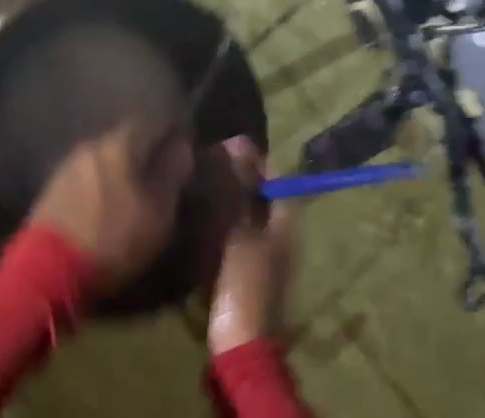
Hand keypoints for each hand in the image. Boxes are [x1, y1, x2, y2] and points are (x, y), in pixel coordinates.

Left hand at [28, 122, 196, 291]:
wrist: (48, 268)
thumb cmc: (112, 239)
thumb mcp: (157, 215)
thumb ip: (171, 176)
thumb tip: (182, 147)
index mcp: (119, 144)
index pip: (151, 122)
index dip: (171, 132)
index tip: (183, 145)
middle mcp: (91, 144)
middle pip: (124, 138)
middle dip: (143, 151)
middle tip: (158, 170)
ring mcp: (68, 164)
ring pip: (103, 157)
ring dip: (119, 168)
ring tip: (131, 190)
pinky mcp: (52, 186)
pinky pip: (86, 175)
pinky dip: (100, 183)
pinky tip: (105, 202)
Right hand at [205, 137, 295, 354]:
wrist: (240, 343)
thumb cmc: (245, 281)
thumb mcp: (238, 230)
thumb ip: (236, 187)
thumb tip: (237, 142)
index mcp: (286, 220)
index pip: (276, 173)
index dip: (253, 155)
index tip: (225, 142)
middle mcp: (281, 232)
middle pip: (260, 192)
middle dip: (236, 174)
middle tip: (205, 159)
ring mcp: (264, 252)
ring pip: (246, 211)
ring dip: (226, 196)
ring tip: (198, 180)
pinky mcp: (246, 268)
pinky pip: (235, 231)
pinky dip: (221, 219)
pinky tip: (197, 215)